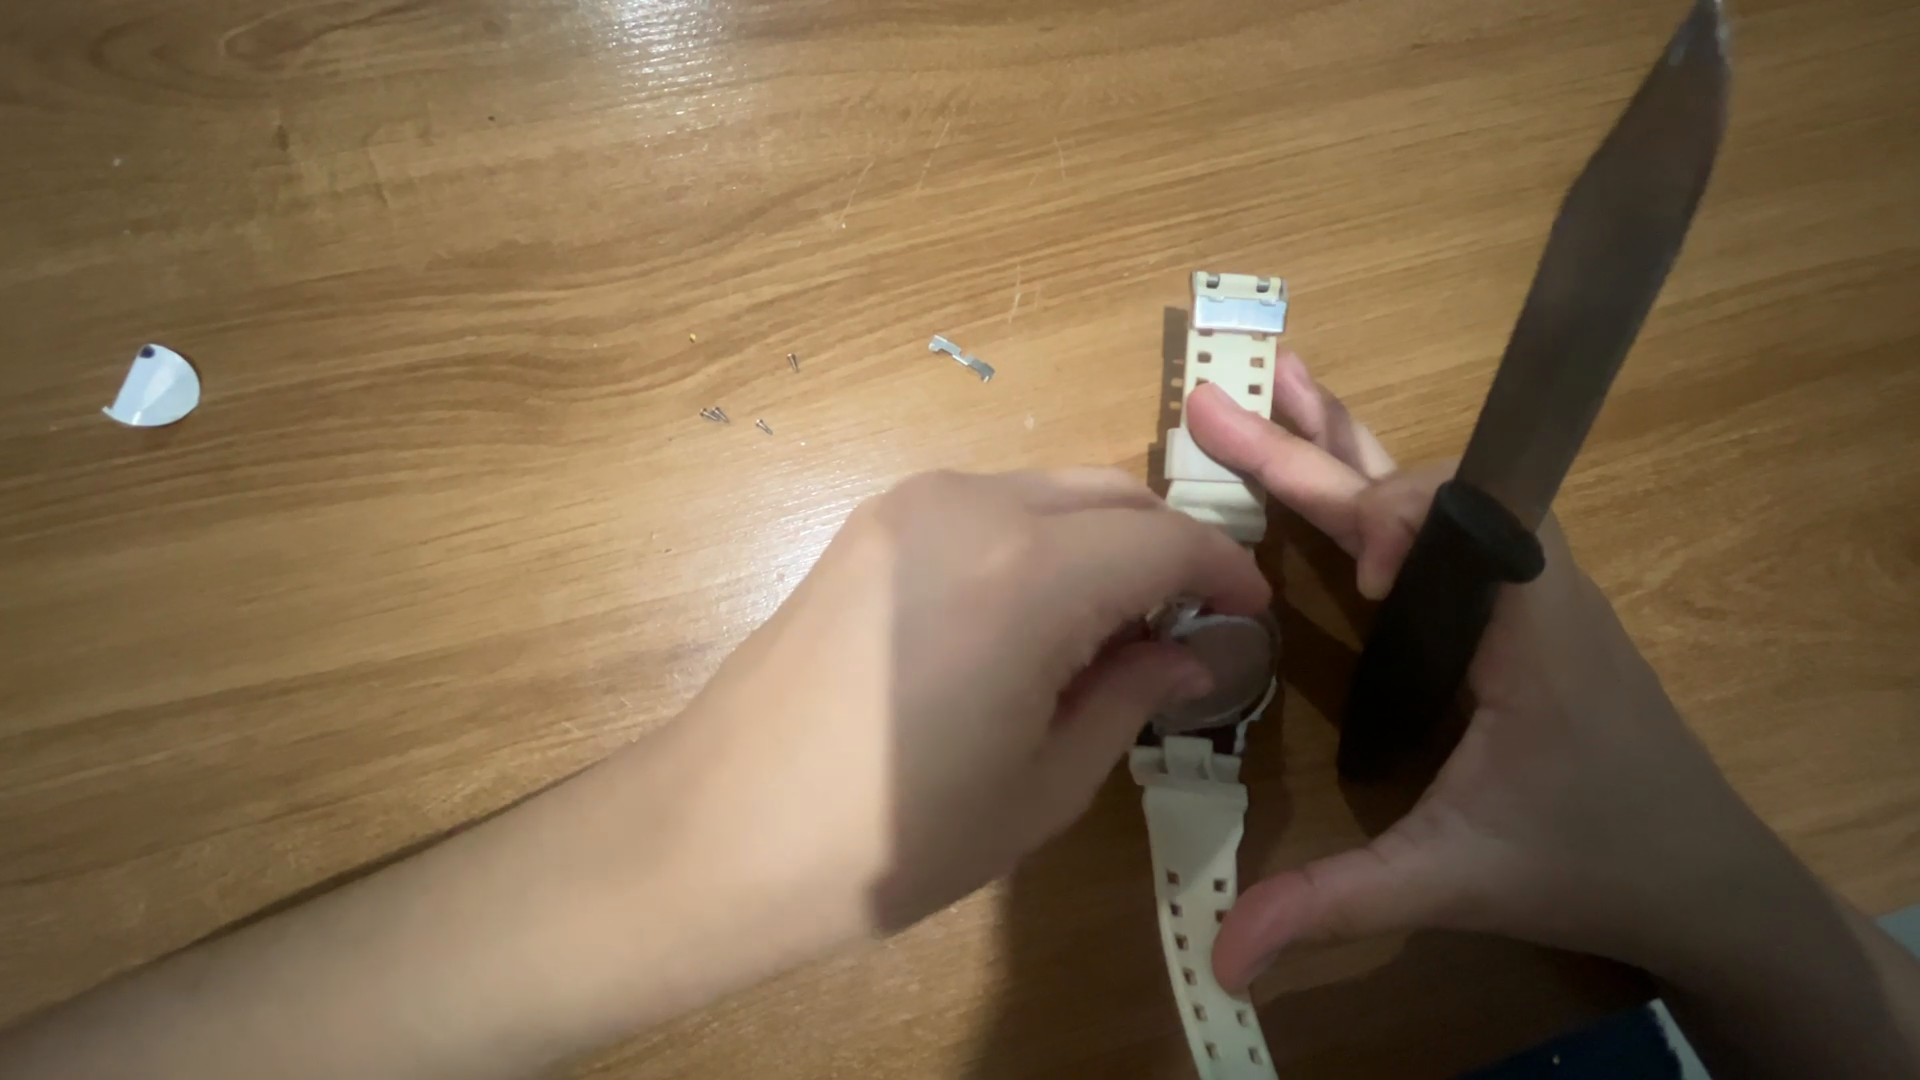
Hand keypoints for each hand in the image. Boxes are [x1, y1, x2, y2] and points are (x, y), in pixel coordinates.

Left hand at [678, 469, 1269, 937]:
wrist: (723, 826)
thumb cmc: (895, 836)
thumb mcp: (1044, 784)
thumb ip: (1130, 696)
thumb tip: (1188, 652)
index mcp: (1028, 574)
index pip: (1163, 538)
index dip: (1220, 570)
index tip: (1247, 610)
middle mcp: (970, 506)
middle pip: (1108, 493)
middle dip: (1163, 546)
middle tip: (1180, 622)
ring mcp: (910, 504)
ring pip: (1046, 490)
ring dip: (1097, 539)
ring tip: (1104, 622)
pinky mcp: (870, 521)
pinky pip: (986, 505)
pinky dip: (1034, 537)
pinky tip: (1025, 606)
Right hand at [1184, 358, 1789, 989]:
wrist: (1700, 874)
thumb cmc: (1585, 862)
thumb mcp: (1449, 883)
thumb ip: (1335, 905)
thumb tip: (1222, 959)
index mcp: (1529, 628)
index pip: (1463, 521)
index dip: (1398, 522)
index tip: (1368, 588)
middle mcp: (1522, 582)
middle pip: (1409, 484)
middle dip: (1308, 444)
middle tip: (1223, 401)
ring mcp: (1512, 582)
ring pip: (1417, 485)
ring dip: (1336, 440)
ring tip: (1274, 397)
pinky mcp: (1497, 595)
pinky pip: (1423, 520)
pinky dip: (1360, 484)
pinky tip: (1324, 477)